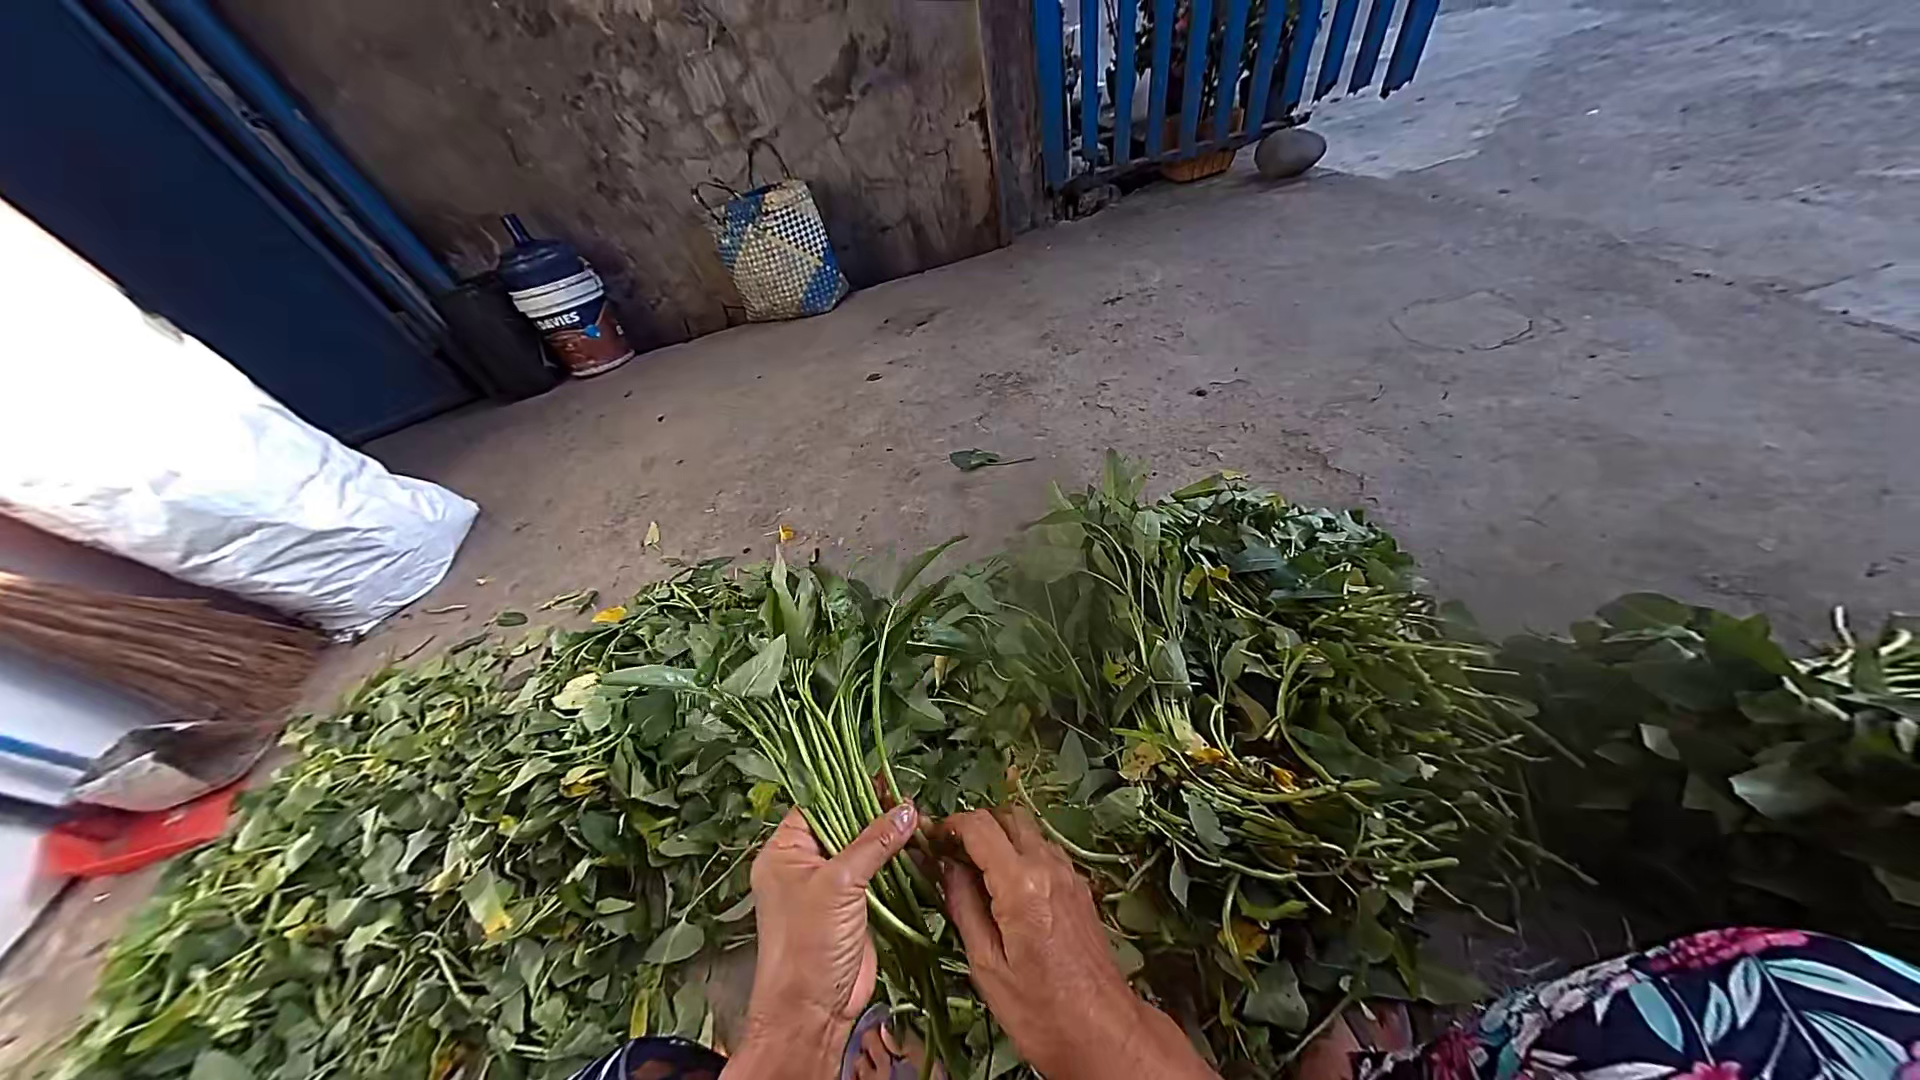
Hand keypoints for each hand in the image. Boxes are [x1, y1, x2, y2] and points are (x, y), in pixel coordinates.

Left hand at [723, 804, 918, 1079]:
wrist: (813, 1014)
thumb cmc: (808, 946)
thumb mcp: (838, 884)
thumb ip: (874, 842)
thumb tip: (907, 809)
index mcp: (786, 850)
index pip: (818, 804)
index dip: (849, 789)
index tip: (883, 779)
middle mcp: (805, 862)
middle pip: (844, 823)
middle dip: (876, 813)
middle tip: (907, 801)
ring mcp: (830, 884)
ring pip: (863, 847)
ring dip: (890, 837)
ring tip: (918, 820)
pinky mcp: (853, 903)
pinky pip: (876, 871)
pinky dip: (896, 861)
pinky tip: (918, 848)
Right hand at [938, 806, 1218, 1079]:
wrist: (1104, 1034)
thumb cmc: (1040, 1011)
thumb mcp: (987, 965)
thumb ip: (963, 906)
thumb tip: (946, 867)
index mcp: (1021, 884)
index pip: (980, 826)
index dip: (951, 825)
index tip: (934, 840)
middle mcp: (1047, 866)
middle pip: (1006, 816)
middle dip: (977, 826)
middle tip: (954, 852)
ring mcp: (1068, 872)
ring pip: (1028, 829)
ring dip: (1001, 837)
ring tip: (978, 869)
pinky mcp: (1079, 884)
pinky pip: (1044, 849)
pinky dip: (1021, 851)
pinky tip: (1008, 884)